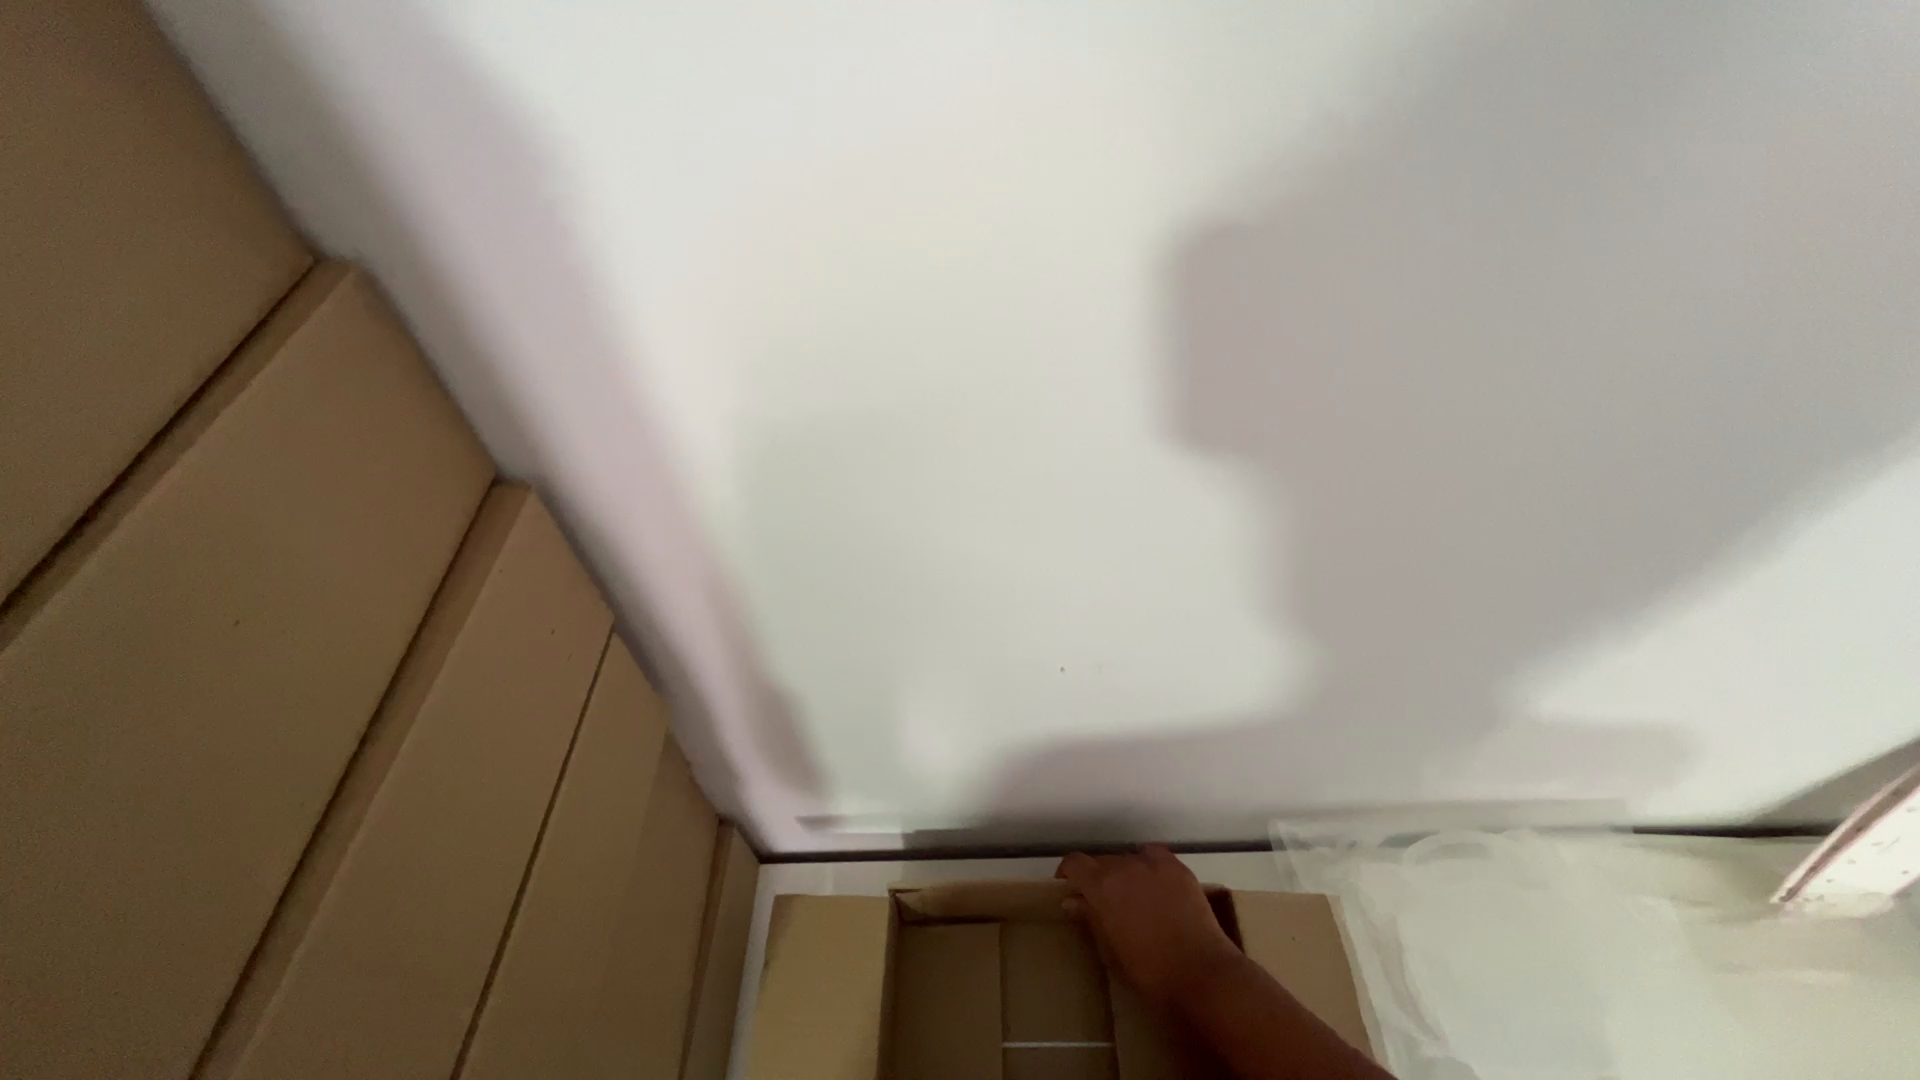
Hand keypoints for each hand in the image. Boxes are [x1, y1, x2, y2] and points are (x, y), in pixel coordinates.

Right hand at [1056, 845, 1242, 1004]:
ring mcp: (1154, 864)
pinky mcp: (1178, 868)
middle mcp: (1125, 866)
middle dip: (1096, 877)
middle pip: (1101, 860)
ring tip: (1132, 896)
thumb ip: (1091, 918)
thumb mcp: (1111, 950)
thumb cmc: (1149, 971)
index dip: (1068, 874)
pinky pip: (1154, 855)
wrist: (1202, 973)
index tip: (1068, 889)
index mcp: (1103, 886)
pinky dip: (1147, 863)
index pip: (1075, 863)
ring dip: (1122, 873)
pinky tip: (1152, 881)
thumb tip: (1072, 901)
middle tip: (1102, 903)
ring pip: (1127, 858)